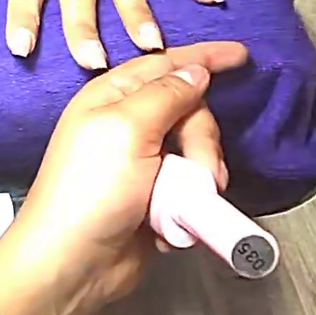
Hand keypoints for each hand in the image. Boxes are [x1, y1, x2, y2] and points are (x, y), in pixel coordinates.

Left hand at [0, 42, 248, 314]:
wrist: (75, 260)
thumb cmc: (88, 190)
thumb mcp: (126, 129)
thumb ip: (164, 95)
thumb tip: (194, 70)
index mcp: (109, 96)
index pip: (163, 64)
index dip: (202, 58)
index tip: (240, 54)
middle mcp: (124, 123)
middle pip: (189, 111)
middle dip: (203, 140)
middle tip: (202, 172)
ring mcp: (140, 160)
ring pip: (196, 150)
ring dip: (201, 177)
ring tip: (186, 203)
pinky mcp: (153, 195)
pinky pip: (191, 186)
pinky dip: (190, 202)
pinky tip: (175, 220)